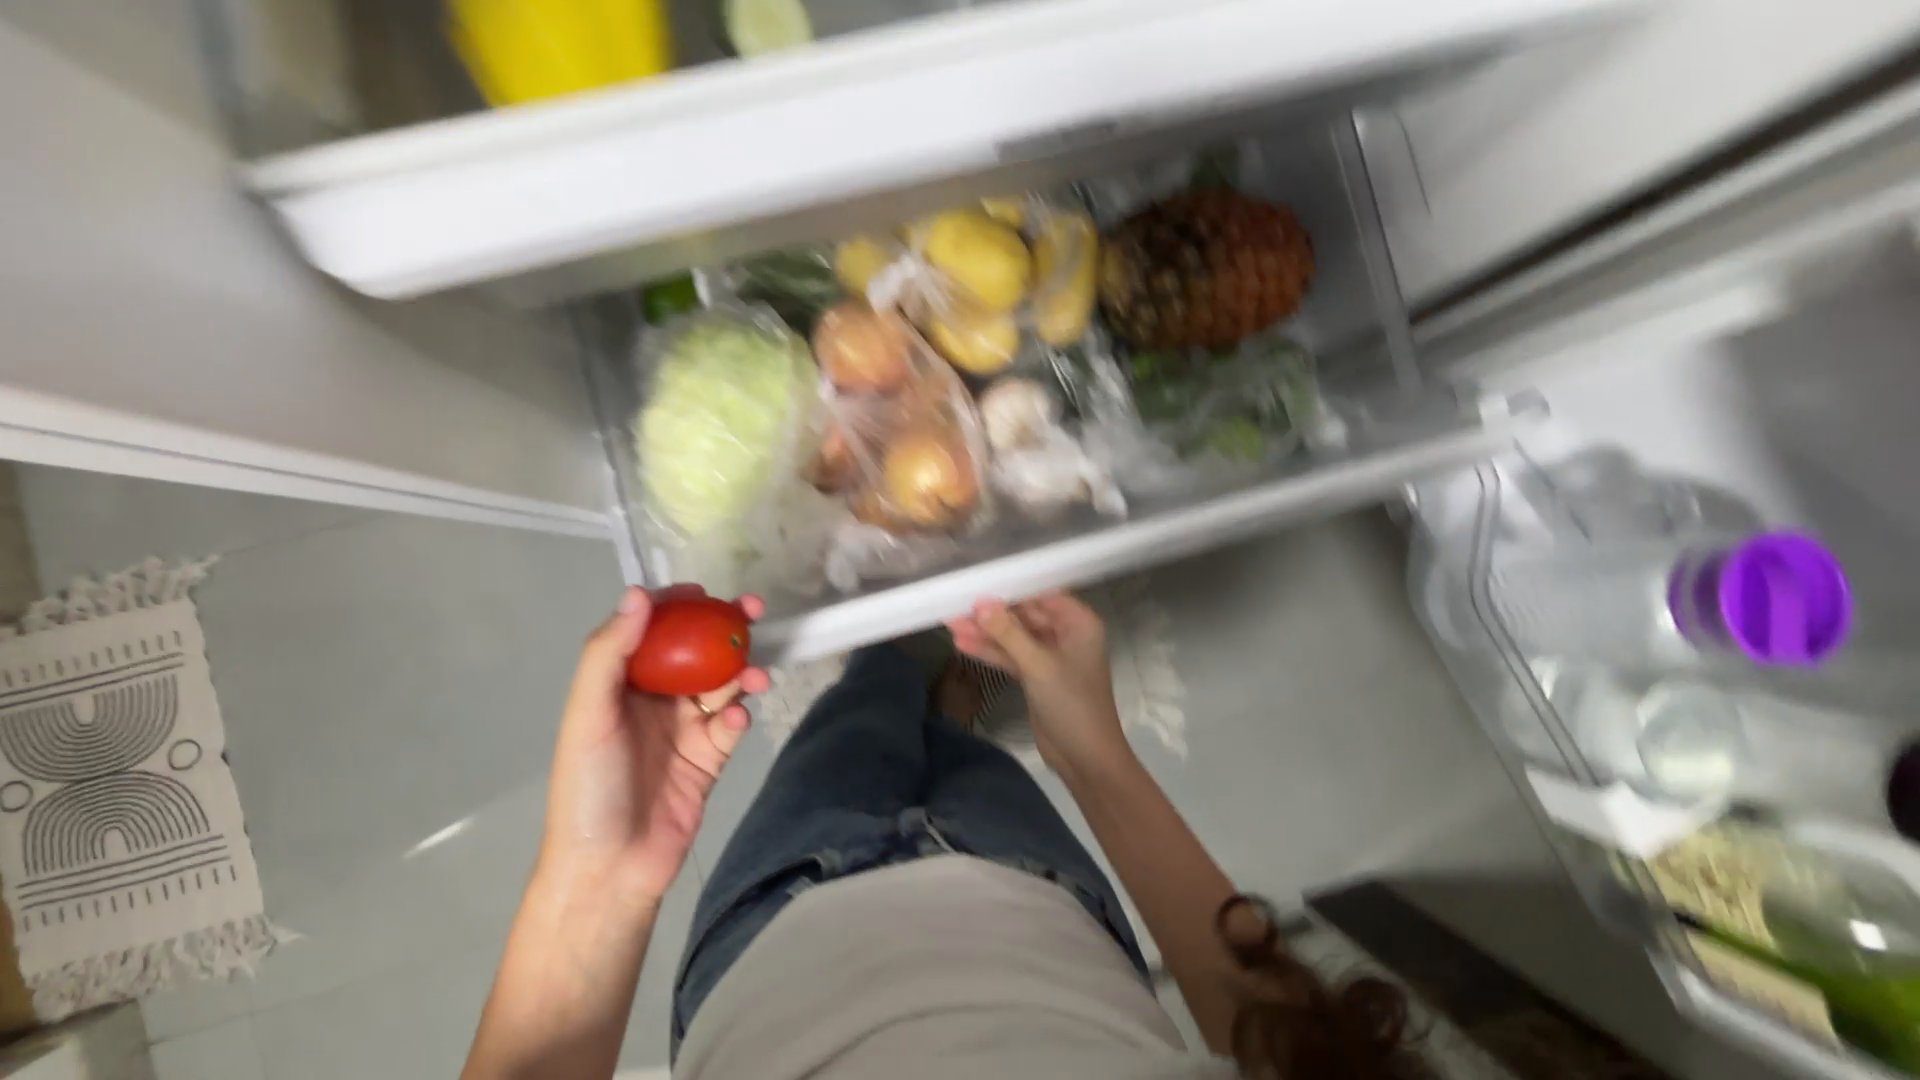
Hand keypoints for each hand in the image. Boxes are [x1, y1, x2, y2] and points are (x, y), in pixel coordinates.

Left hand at [539, 586, 770, 907]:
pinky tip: (736, 718)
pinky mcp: (709, 758)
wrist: (611, 867)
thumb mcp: (589, 716)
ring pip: (720, 684)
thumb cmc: (590, 787)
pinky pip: (730, 725)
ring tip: (756, 675)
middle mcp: (653, 701)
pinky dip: (738, 715)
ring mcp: (684, 729)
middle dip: (723, 631)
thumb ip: (609, 653)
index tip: (704, 592)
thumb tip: (639, 593)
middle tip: (754, 612)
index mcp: (619, 686)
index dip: (675, 607)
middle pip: (694, 653)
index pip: (650, 633)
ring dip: (740, 672)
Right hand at [947, 590, 1131, 777]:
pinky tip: (962, 644)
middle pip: (1024, 614)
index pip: (1041, 593)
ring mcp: (1050, 656)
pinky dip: (990, 652)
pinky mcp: (1036, 676)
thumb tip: (981, 603)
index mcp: (1078, 623)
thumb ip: (1009, 633)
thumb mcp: (1039, 666)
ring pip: (1013, 637)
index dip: (1011, 587)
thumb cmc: (1072, 705)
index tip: (978, 580)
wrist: (1085, 758)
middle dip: (991, 612)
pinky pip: (1011, 656)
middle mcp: (1066, 634)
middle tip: (955, 603)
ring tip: (949, 622)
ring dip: (985, 632)